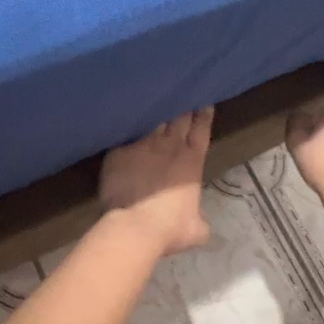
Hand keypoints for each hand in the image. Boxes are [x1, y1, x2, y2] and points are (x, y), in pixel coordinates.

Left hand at [100, 107, 213, 256]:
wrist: (135, 225)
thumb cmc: (171, 228)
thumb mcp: (196, 228)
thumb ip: (200, 220)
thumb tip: (200, 222)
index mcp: (191, 161)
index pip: (201, 130)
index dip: (203, 115)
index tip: (203, 101)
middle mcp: (170, 146)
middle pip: (179, 119)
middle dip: (181, 107)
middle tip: (180, 94)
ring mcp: (143, 145)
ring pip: (152, 121)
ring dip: (155, 112)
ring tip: (153, 102)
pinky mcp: (120, 151)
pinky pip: (125, 136)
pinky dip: (127, 129)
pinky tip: (122, 120)